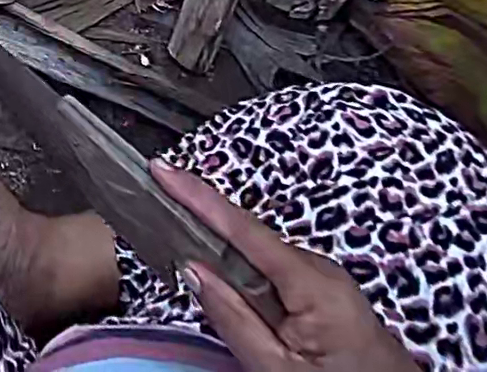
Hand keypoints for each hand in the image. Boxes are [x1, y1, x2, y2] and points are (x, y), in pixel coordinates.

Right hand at [151, 159, 419, 371]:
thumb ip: (232, 318)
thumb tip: (190, 266)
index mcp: (313, 283)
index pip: (240, 226)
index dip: (195, 194)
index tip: (159, 167)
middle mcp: (320, 269)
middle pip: (245, 239)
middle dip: (205, 232)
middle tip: (164, 225)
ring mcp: (327, 280)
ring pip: (257, 258)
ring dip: (225, 260)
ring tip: (197, 267)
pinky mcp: (327, 294)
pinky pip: (272, 273)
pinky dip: (245, 276)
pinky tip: (233, 293)